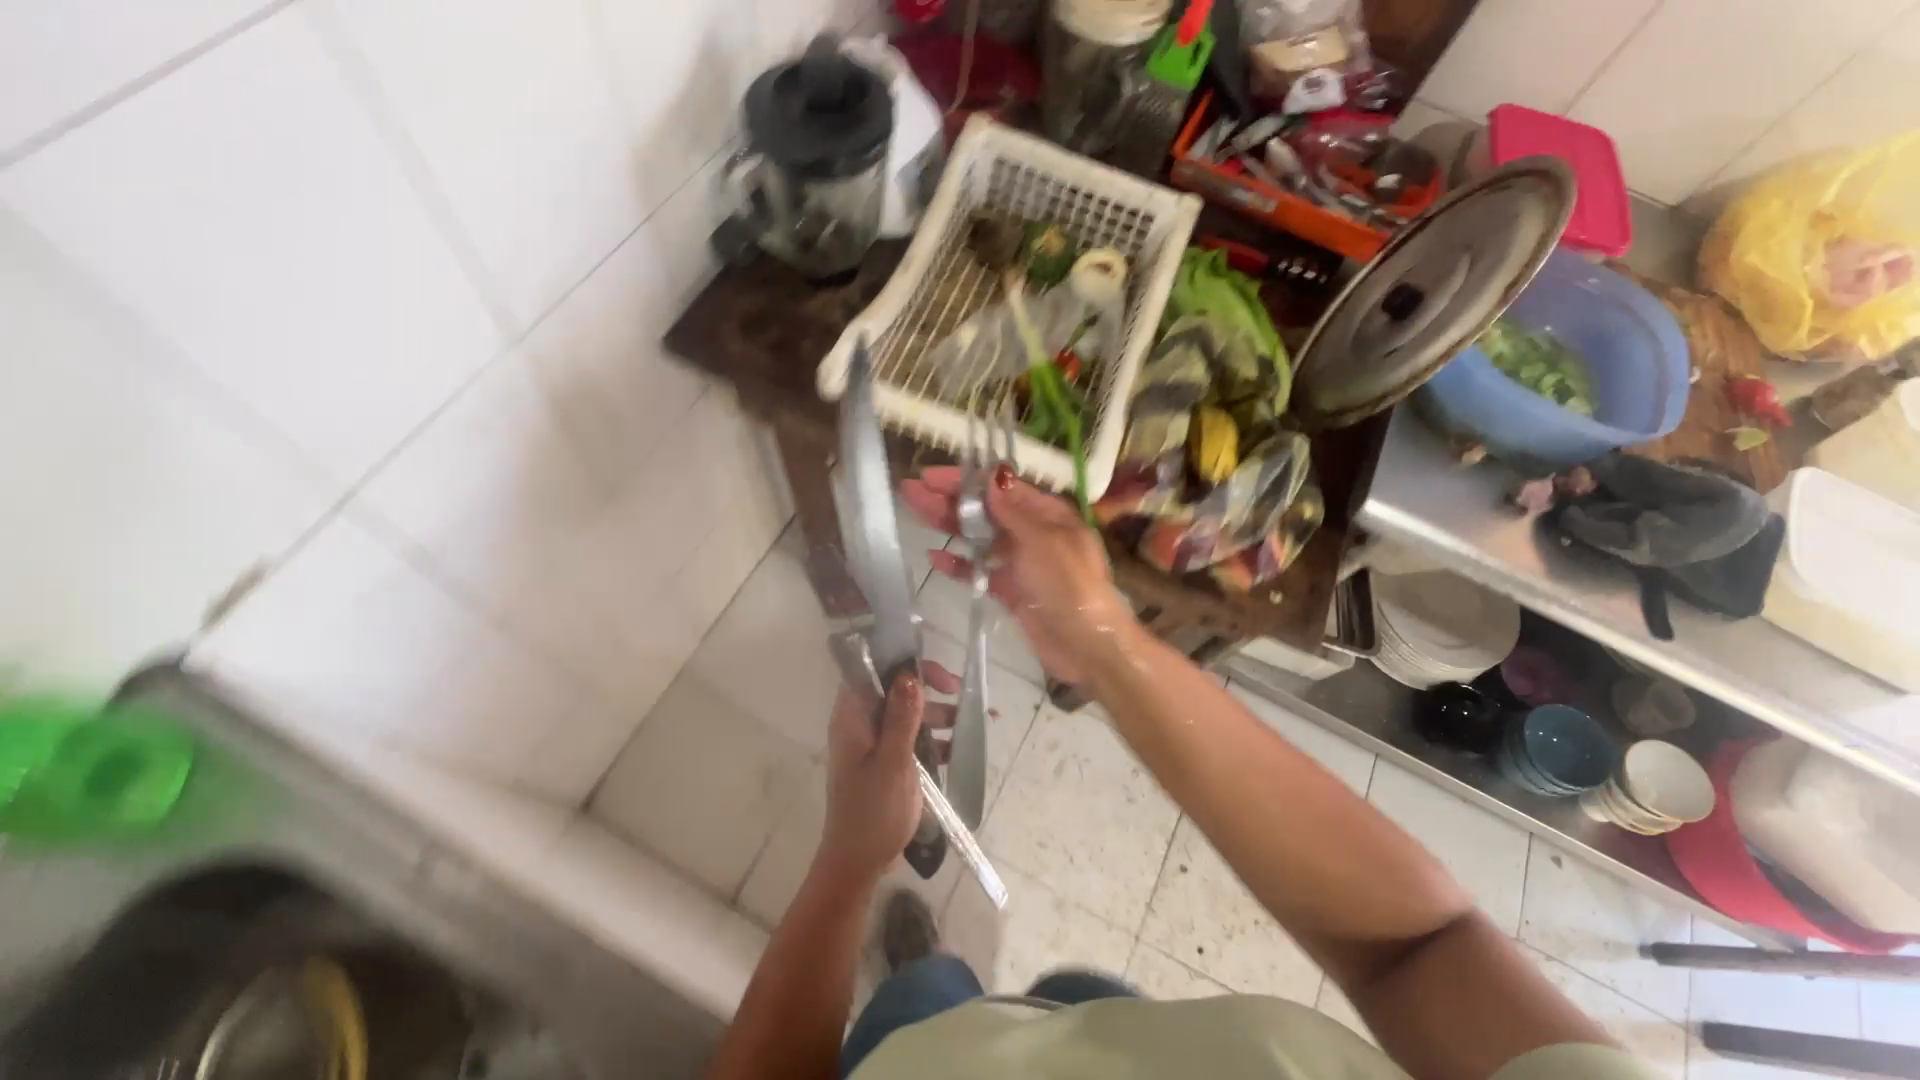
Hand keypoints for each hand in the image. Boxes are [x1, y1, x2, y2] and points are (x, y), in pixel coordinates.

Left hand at [816, 667, 956, 888]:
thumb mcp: (892, 763)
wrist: (859, 863)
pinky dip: (937, 742)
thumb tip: (909, 676)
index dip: (902, 665)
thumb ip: (901, 719)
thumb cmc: (871, 812)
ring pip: (908, 717)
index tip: (935, 674)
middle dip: (929, 691)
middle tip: (962, 694)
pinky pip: (913, 742)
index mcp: (852, 719)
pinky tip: (963, 748)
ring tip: (976, 721)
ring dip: (939, 717)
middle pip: (895, 693)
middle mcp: (861, 726)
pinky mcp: (887, 765)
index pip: (872, 673)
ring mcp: (874, 747)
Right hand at [901, 467, 1138, 684]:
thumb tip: (992, 476)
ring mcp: (1022, 564)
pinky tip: (935, 558)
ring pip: (980, 539)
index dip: (966, 479)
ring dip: (949, 526)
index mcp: (1048, 514)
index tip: (931, 475)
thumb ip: (1013, 512)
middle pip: (986, 511)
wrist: (1088, 646)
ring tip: (915, 514)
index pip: (1001, 488)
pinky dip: (960, 565)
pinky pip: (981, 572)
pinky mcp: (1012, 592)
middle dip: (950, 500)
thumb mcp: (1043, 541)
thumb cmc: (1070, 587)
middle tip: (911, 491)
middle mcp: (1034, 534)